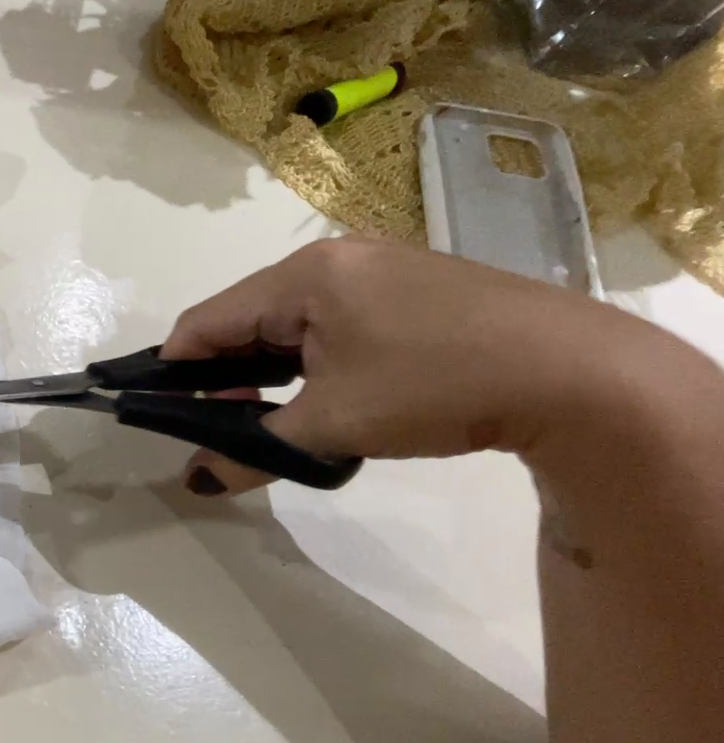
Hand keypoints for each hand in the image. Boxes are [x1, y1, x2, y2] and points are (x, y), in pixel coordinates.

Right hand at [161, 238, 669, 495]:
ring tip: (271, 417)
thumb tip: (195, 483)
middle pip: (242, 319)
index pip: (204, 322)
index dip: (172, 370)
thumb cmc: (435, 386)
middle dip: (220, 376)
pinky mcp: (410, 289)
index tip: (160, 415)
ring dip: (263, 371)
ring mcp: (377, 269)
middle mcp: (333, 260)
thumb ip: (248, 452)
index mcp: (304, 277)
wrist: (583, 378)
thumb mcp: (329, 427)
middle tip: (221, 427)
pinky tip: (321, 394)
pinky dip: (305, 361)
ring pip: (285, 323)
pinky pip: (327, 322)